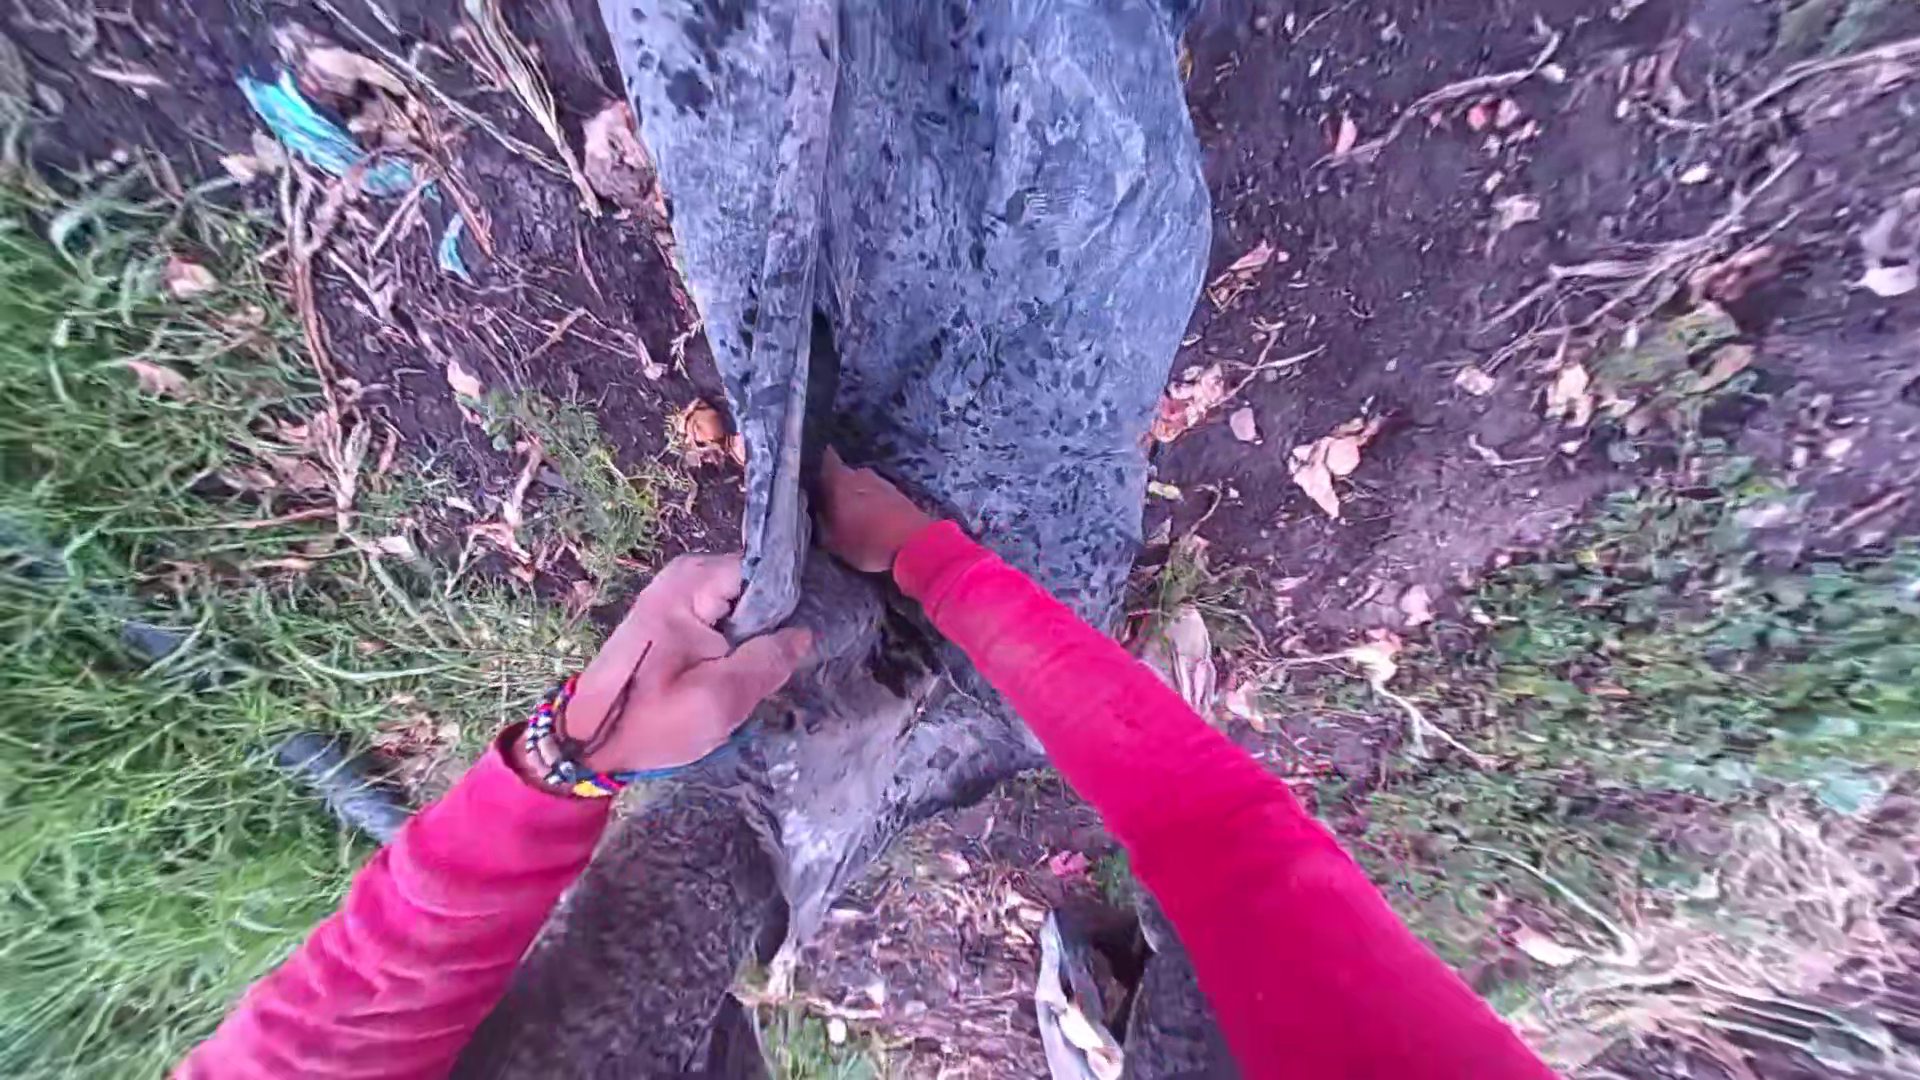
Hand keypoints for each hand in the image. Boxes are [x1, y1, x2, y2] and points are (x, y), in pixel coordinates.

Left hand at [520, 554, 811, 777]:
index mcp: (692, 583)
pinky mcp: (679, 608)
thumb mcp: (718, 700)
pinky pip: (731, 611)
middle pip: (760, 585)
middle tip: (777, 660)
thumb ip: (768, 661)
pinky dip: (742, 635)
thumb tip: (804, 634)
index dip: (791, 604)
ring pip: (749, 601)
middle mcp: (686, 573)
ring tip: (760, 666)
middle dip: (775, 622)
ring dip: (760, 633)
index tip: (799, 638)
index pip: (768, 572)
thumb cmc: (649, 720)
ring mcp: (681, 588)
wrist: (588, 745)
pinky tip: (740, 663)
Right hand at [815, 448, 935, 572]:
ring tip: (854, 512)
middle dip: (840, 485)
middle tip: (833, 501)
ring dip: (860, 494)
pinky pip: (880, 494)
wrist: (915, 544)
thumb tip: (822, 517)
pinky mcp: (901, 495)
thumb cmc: (867, 542)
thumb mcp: (835, 542)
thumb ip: (826, 525)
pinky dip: (874, 502)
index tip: (816, 478)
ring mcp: (884, 483)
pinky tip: (873, 516)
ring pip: (865, 484)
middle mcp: (862, 476)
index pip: (827, 463)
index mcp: (841, 482)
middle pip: (847, 474)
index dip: (821, 468)